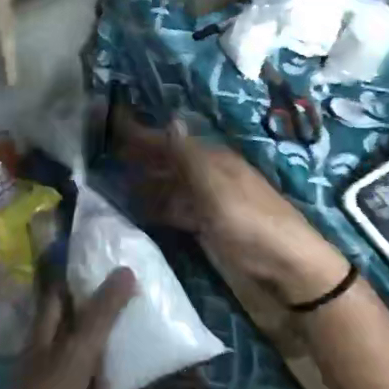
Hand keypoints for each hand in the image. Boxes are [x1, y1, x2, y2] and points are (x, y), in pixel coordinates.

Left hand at [0, 269, 136, 388]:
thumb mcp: (77, 354)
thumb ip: (100, 316)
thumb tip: (125, 271)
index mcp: (45, 331)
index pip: (58, 290)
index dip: (74, 272)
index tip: (102, 256)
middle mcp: (47, 348)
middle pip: (71, 318)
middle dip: (95, 303)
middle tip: (131, 289)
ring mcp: (56, 376)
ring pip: (81, 346)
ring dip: (102, 334)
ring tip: (138, 321)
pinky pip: (91, 376)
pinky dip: (107, 367)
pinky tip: (128, 368)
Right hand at [116, 107, 347, 304]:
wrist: (287, 269)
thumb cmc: (251, 222)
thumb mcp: (217, 187)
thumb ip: (189, 156)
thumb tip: (170, 119)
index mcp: (214, 160)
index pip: (171, 141)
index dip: (143, 136)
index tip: (111, 132)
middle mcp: (209, 176)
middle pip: (168, 163)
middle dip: (139, 161)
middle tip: (101, 162)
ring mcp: (208, 203)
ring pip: (169, 188)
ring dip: (144, 186)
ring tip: (110, 188)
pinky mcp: (207, 227)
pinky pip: (174, 212)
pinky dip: (155, 210)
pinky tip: (136, 214)